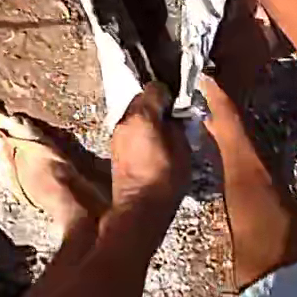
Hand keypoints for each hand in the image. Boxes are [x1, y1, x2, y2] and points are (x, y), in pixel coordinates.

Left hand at [108, 82, 188, 218]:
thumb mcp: (183, 150)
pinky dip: (139, 132)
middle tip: (171, 119)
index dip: (169, 94)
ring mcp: (116, 134)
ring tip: (162, 135)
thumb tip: (174, 116)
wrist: (138, 208)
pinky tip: (151, 146)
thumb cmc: (165, 180)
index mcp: (143, 116)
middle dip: (156, 105)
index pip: (155, 88)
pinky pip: (129, 130)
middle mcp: (125, 120)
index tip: (178, 105)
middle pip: (141, 99)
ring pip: (133, 115)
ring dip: (146, 119)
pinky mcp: (114, 148)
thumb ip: (178, 126)